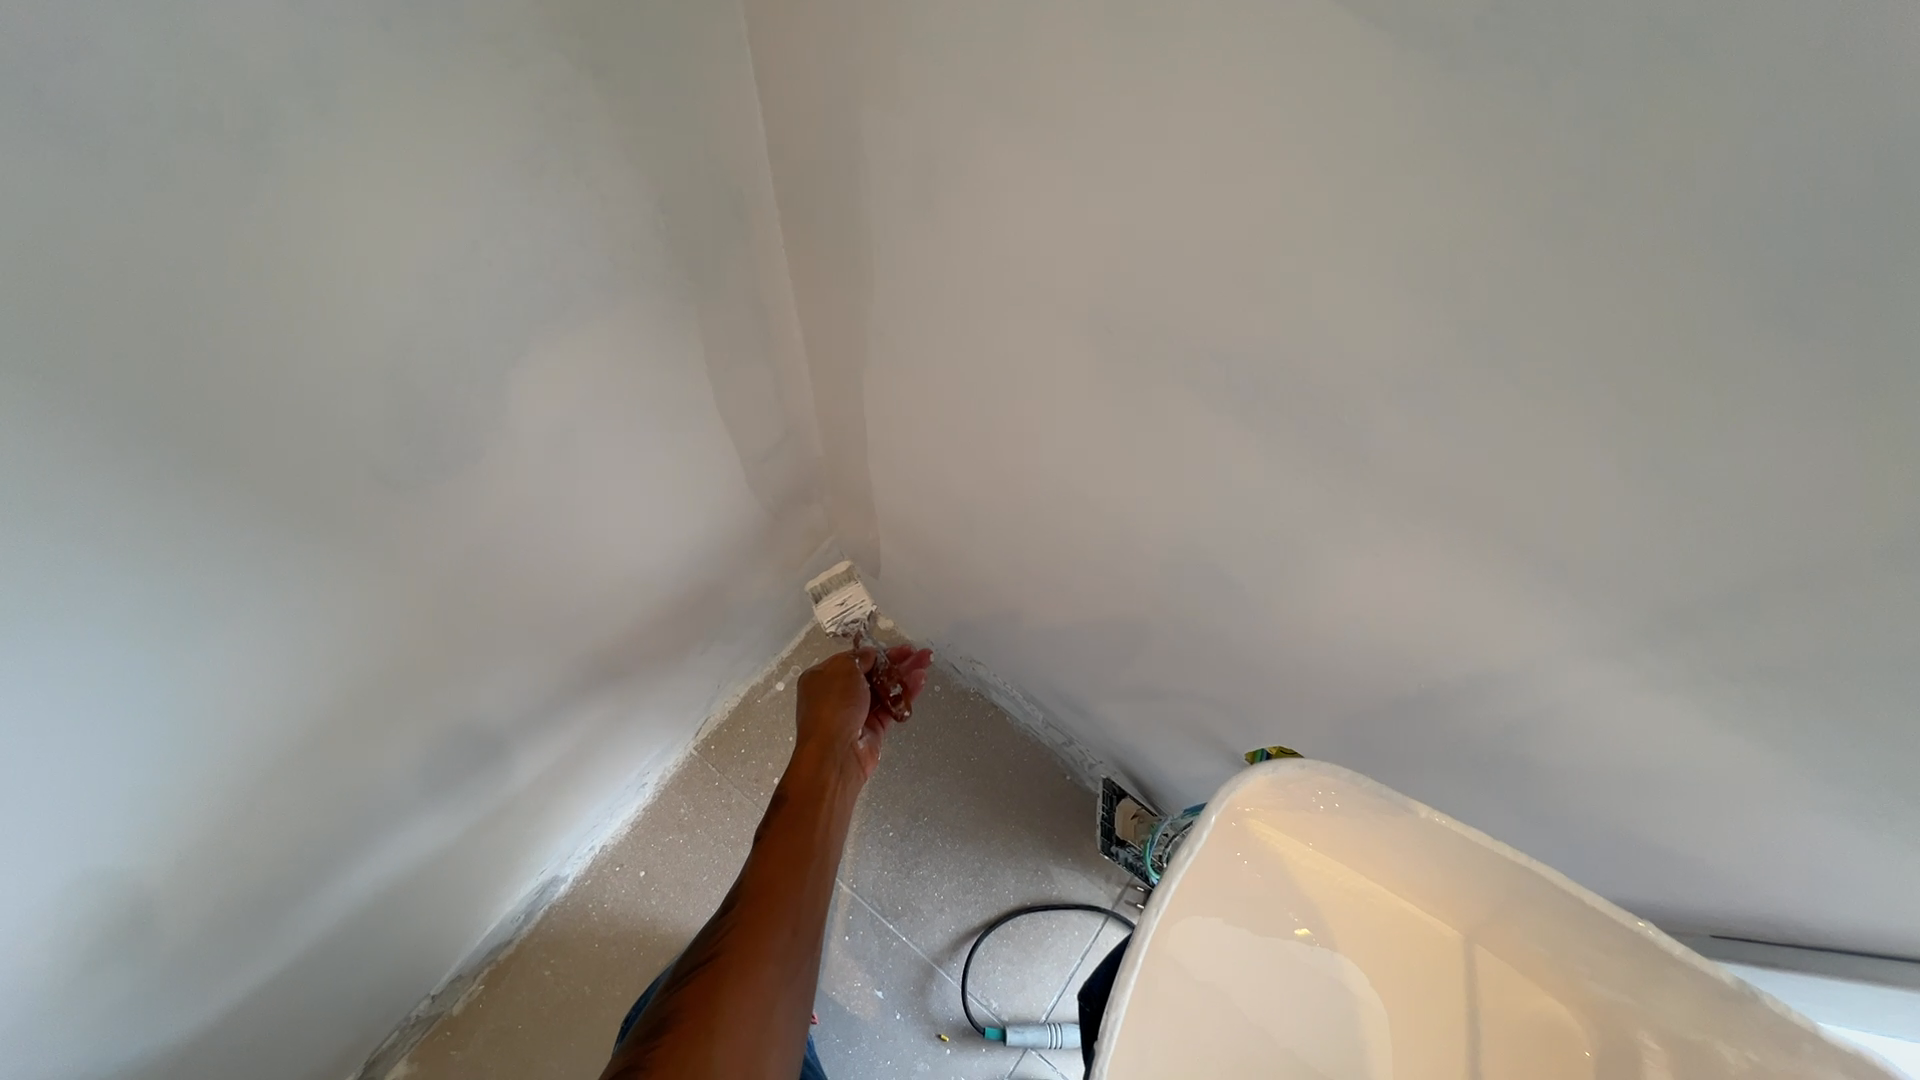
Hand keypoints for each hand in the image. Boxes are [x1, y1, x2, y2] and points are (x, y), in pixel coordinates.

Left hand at [793, 645, 932, 784]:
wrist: (835, 754)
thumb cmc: (833, 706)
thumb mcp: (844, 669)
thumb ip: (861, 657)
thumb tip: (871, 655)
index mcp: (823, 677)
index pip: (853, 660)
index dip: (877, 652)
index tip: (897, 648)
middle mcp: (837, 695)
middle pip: (872, 674)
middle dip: (896, 662)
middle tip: (918, 654)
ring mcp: (855, 714)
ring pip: (884, 690)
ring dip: (904, 676)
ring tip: (925, 663)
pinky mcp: (872, 730)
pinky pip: (891, 707)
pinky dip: (905, 694)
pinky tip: (919, 682)